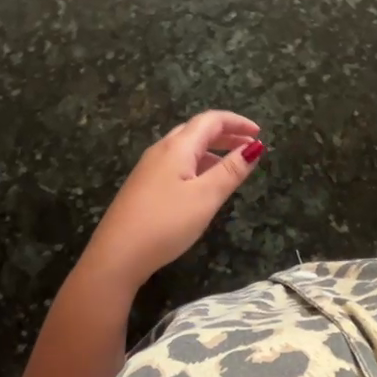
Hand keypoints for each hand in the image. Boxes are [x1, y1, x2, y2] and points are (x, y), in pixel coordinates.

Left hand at [79, 110, 264, 286]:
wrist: (116, 255)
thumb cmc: (165, 223)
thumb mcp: (205, 197)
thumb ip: (231, 171)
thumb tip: (255, 147)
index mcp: (177, 146)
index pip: (211, 120)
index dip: (237, 122)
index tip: (259, 132)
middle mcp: (161, 150)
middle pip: (197, 130)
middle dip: (226, 134)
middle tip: (250, 145)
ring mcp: (149, 168)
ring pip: (185, 148)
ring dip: (212, 150)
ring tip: (232, 165)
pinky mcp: (143, 186)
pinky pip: (176, 163)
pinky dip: (197, 164)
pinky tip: (202, 185)